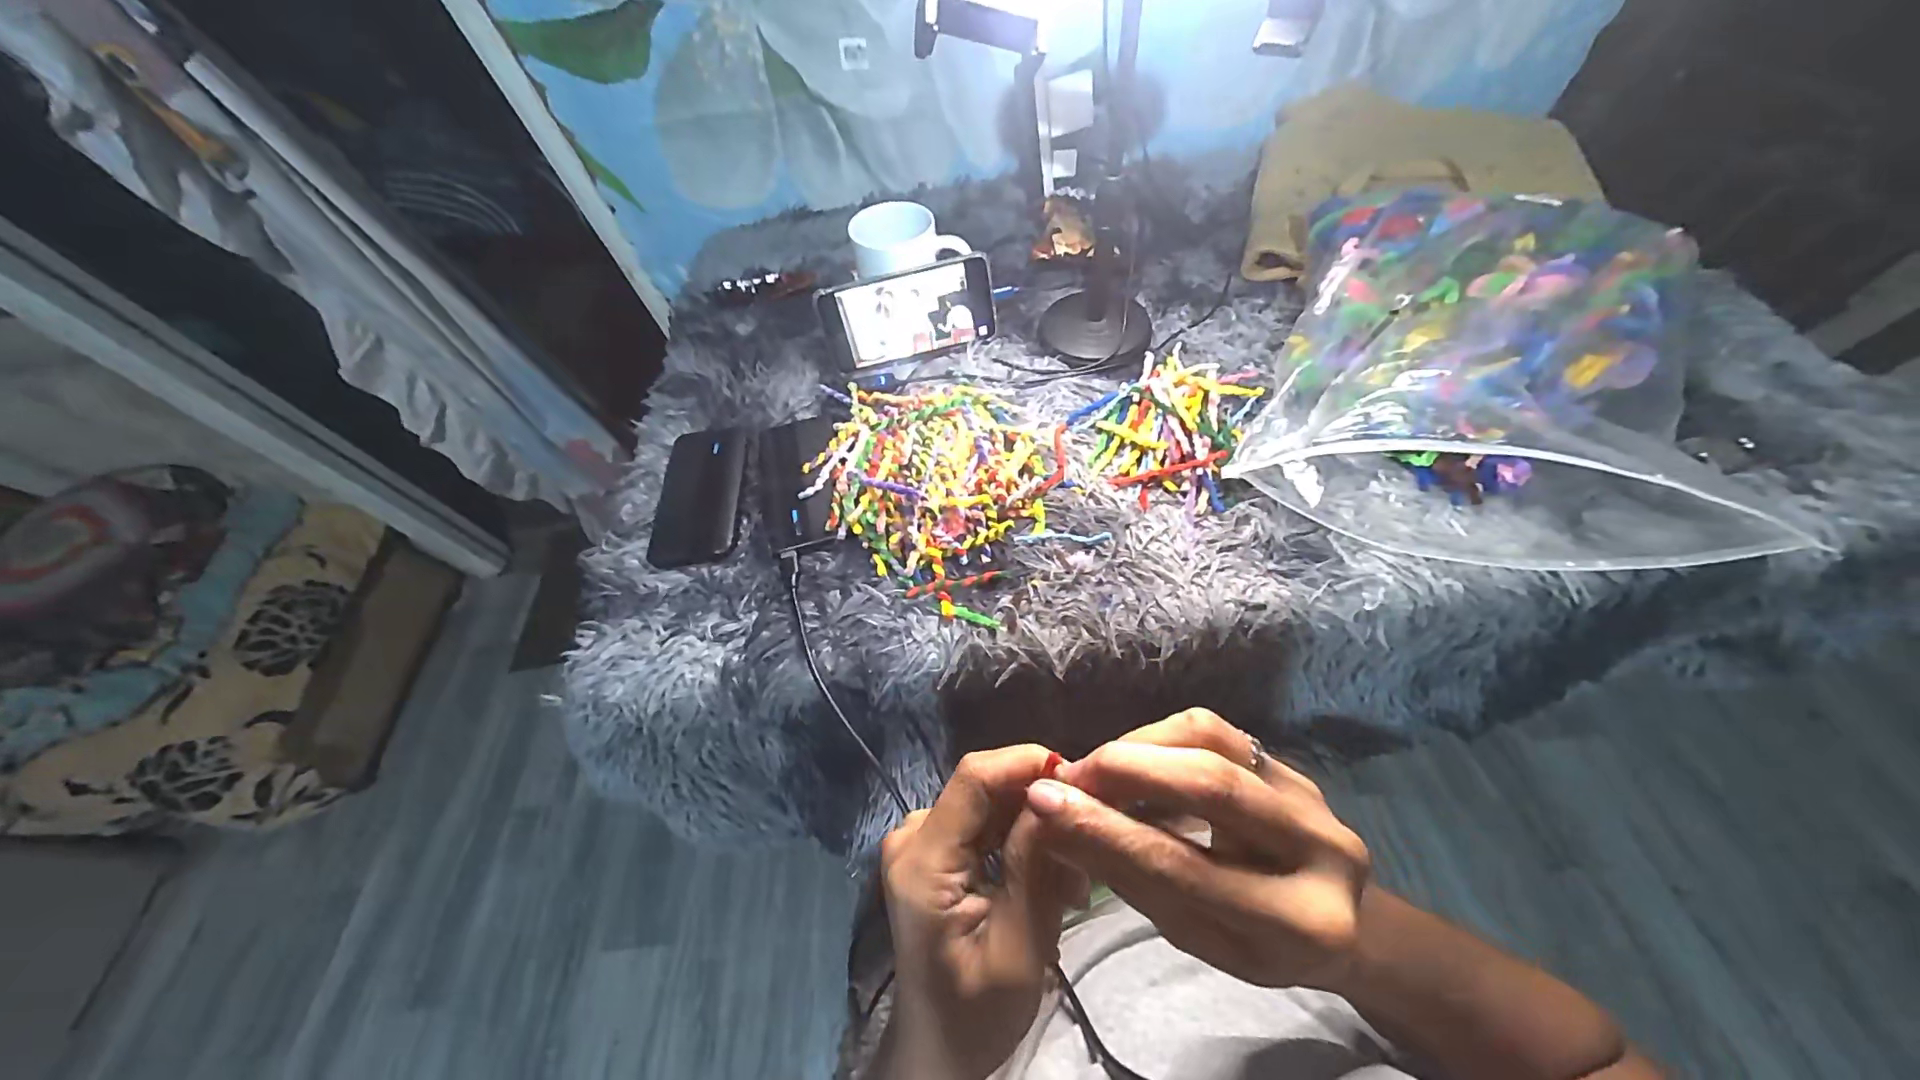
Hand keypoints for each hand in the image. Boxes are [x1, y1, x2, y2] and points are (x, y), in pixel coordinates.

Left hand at [876, 746, 1082, 1079]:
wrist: (936, 1047)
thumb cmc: (976, 1014)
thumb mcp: (1019, 948)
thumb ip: (1033, 868)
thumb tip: (1055, 795)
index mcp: (922, 861)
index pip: (972, 779)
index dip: (1025, 763)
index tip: (1079, 778)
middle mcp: (912, 836)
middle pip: (983, 787)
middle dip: (1038, 801)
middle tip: (1086, 839)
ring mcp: (918, 841)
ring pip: (988, 803)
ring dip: (1034, 824)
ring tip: (1072, 872)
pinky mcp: (932, 850)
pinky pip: (982, 822)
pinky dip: (1018, 838)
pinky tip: (1048, 871)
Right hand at [1025, 709, 1370, 991]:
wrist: (1338, 922)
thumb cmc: (1256, 944)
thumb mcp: (1194, 935)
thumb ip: (1130, 877)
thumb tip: (1055, 822)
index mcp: (1300, 924)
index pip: (1183, 867)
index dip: (1105, 830)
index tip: (1043, 803)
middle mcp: (1323, 849)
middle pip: (1209, 784)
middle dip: (1124, 770)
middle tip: (1067, 774)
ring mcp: (1312, 795)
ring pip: (1212, 740)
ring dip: (1139, 744)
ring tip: (1096, 765)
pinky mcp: (1292, 762)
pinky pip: (1217, 729)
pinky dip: (1161, 735)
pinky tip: (1133, 755)